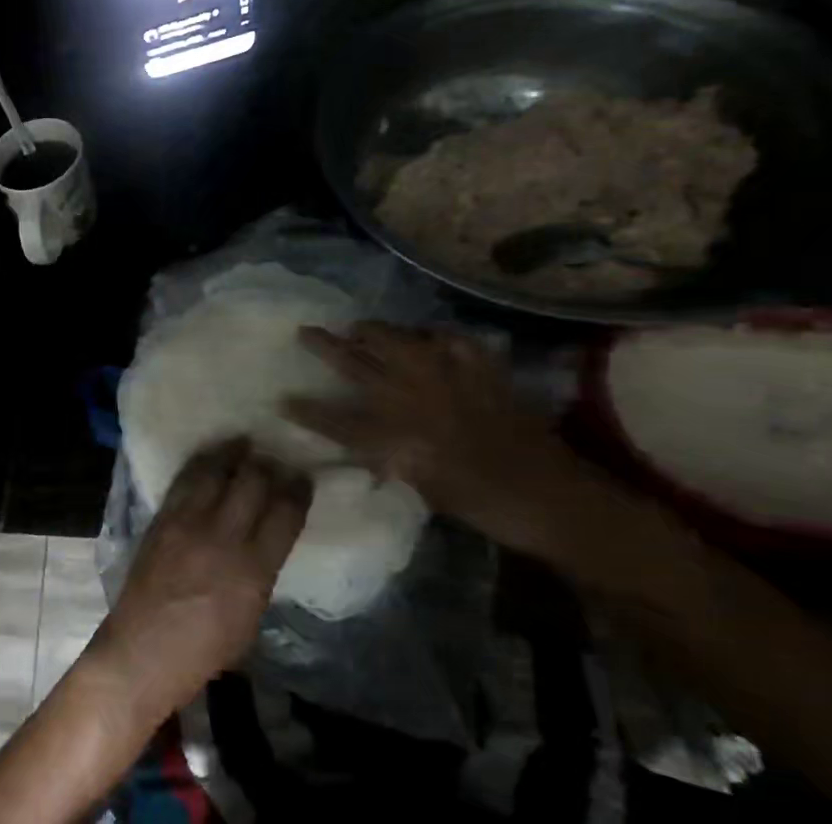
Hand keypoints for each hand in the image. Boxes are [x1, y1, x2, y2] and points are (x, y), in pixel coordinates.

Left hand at [88, 438, 310, 716]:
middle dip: (268, 465)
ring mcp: (188, 524)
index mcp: (254, 569)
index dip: (299, 490)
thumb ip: (262, 571)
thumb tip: (267, 538)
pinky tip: (210, 459)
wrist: (142, 654)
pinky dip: (201, 465)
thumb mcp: (251, 616)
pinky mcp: (162, 520)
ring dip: (233, 454)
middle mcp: (223, 537)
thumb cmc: (204, 650)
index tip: (303, 479)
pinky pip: (184, 481)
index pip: (286, 513)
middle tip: (273, 459)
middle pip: (253, 481)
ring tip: (242, 443)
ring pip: (216, 471)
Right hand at [280, 321, 566, 514]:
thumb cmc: (481, 505)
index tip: (283, 399)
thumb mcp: (425, 489)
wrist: (548, 495)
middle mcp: (412, 400)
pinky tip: (427, 337)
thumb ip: (394, 462)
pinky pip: (449, 340)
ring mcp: (447, 377)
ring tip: (358, 326)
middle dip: (327, 347)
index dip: (309, 410)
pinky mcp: (479, 368)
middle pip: (358, 367)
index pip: (338, 420)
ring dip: (373, 332)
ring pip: (397, 342)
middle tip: (306, 331)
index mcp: (394, 436)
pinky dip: (434, 337)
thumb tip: (372, 449)